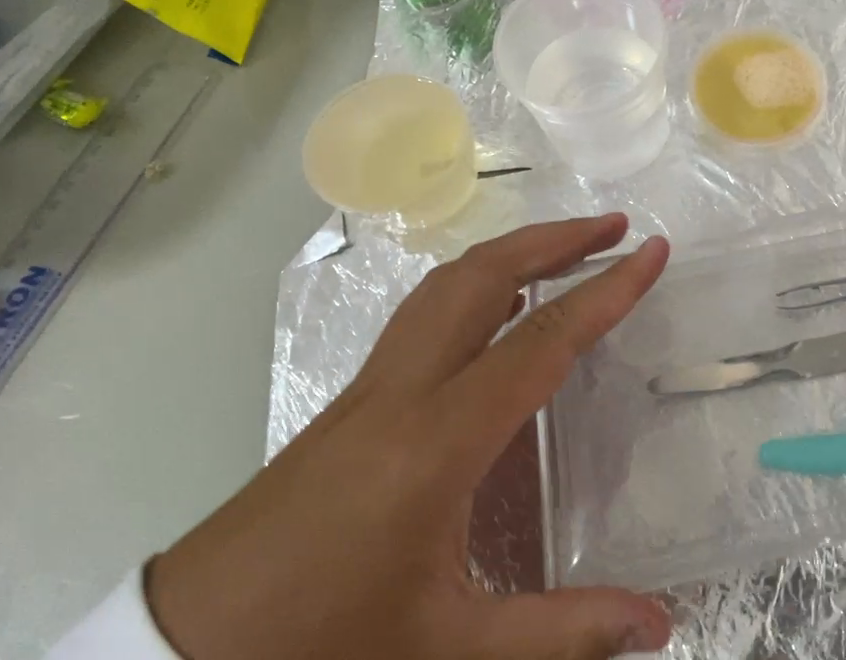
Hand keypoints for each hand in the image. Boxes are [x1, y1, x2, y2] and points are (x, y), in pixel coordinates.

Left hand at [148, 215, 673, 659]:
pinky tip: (501, 307)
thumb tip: (659, 625)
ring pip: (447, 286)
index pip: (540, 342)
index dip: (605, 292)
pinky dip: (478, 282)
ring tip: (570, 248)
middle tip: (617, 227)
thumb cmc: (320, 643)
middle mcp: (404, 391)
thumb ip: (562, 630)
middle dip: (556, 240)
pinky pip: (425, 312)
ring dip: (514, 252)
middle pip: (483, 279)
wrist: (186, 647)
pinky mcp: (352, 398)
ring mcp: (371, 387)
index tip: (652, 253)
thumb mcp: (449, 646)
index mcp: (438, 443)